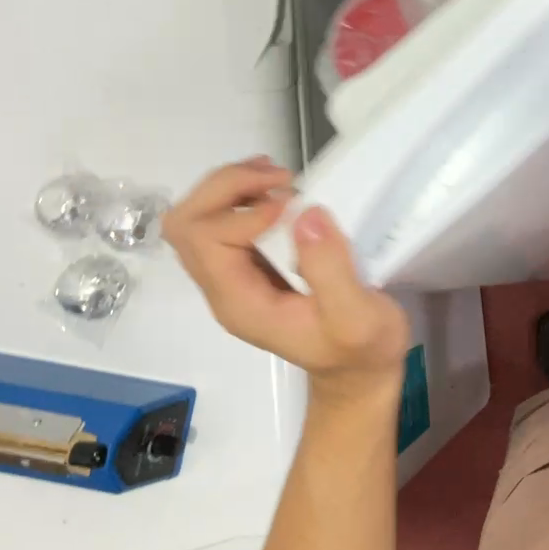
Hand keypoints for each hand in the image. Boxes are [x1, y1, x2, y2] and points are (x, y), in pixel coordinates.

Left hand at [165, 157, 410, 402]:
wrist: (359, 374)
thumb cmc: (361, 350)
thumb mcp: (358, 317)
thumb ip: (331, 270)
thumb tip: (306, 215)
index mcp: (241, 303)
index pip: (208, 240)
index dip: (245, 213)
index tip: (296, 206)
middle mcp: (225, 288)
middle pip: (187, 223)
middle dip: (227, 188)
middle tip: (282, 177)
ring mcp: (234, 277)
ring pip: (198, 217)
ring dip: (232, 186)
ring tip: (281, 175)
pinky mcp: (250, 266)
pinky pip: (221, 221)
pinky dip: (242, 195)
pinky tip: (277, 188)